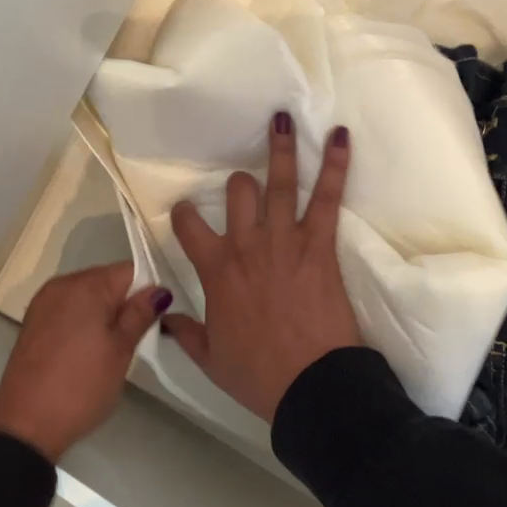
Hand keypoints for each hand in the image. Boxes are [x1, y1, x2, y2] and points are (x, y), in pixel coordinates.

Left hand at [0, 261, 170, 460]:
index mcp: (87, 285)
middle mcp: (62, 283)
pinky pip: (67, 309)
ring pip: (86, 295)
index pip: (129, 270)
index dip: (147, 291)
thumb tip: (158, 289)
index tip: (154, 320)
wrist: (25, 422)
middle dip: (123, 303)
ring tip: (110, 350)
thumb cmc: (81, 386)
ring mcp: (44, 301)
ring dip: (102, 313)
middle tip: (134, 340)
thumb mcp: (120, 352)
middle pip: (106, 280)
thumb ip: (139, 315)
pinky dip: (81, 321)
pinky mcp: (33, 320)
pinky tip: (85, 351)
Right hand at [164, 114, 363, 421]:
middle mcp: (246, 246)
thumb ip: (186, 333)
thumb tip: (166, 317)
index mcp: (216, 271)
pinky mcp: (319, 246)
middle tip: (244, 187)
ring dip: (281, 147)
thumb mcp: (212, 360)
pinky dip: (335, 166)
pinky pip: (325, 198)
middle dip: (237, 183)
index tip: (186, 212)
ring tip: (283, 118)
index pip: (188, 226)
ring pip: (277, 183)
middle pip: (236, 192)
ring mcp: (284, 241)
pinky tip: (341, 137)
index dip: (184, 214)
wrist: (312, 388)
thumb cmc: (259, 375)